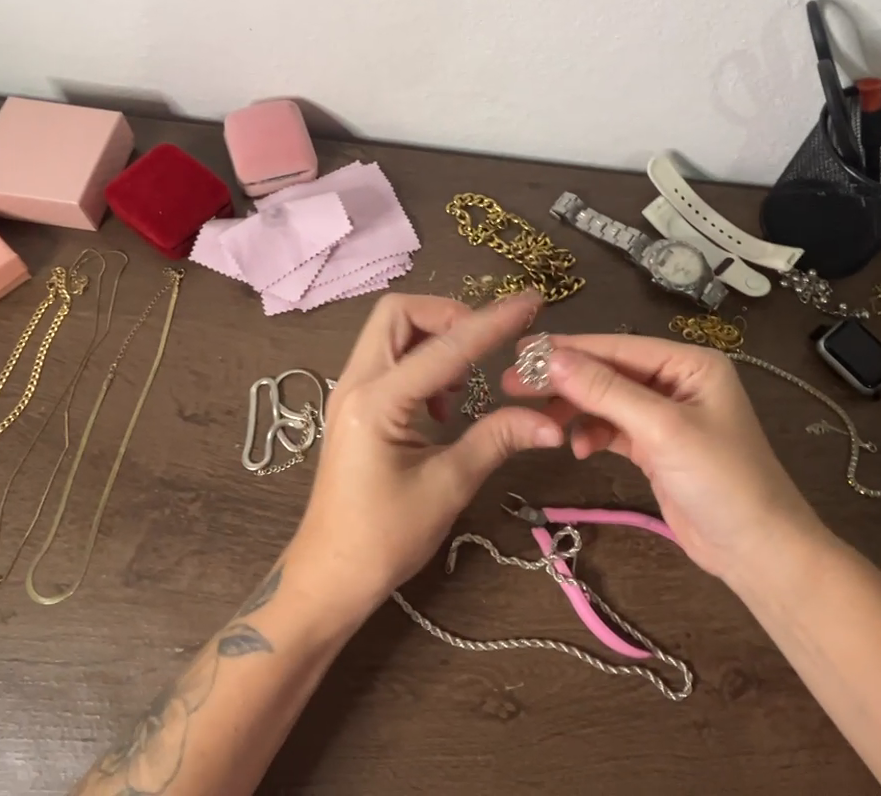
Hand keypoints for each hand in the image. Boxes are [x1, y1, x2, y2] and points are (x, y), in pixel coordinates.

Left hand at [287, 290, 562, 620]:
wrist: (329, 577)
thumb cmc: (385, 539)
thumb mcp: (448, 486)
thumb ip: (497, 440)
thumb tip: (552, 422)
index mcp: (377, 402)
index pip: (445, 347)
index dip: (493, 322)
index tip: (531, 303)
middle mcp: (356, 384)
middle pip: (398, 313)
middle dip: (447, 315)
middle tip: (486, 343)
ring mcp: (349, 393)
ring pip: (391, 333)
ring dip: (433, 339)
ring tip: (465, 382)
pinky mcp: (353, 407)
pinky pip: (387, 359)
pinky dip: (419, 361)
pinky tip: (442, 405)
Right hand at [501, 334, 816, 582]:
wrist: (757, 551)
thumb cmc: (721, 480)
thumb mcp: (662, 429)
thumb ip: (606, 391)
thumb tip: (551, 358)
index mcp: (689, 364)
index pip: (617, 347)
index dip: (567, 349)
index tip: (519, 352)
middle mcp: (677, 382)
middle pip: (607, 371)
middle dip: (564, 380)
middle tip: (512, 385)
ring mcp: (665, 415)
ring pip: (605, 401)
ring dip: (575, 411)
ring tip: (543, 426)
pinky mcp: (655, 447)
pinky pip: (612, 429)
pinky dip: (591, 434)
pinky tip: (578, 448)